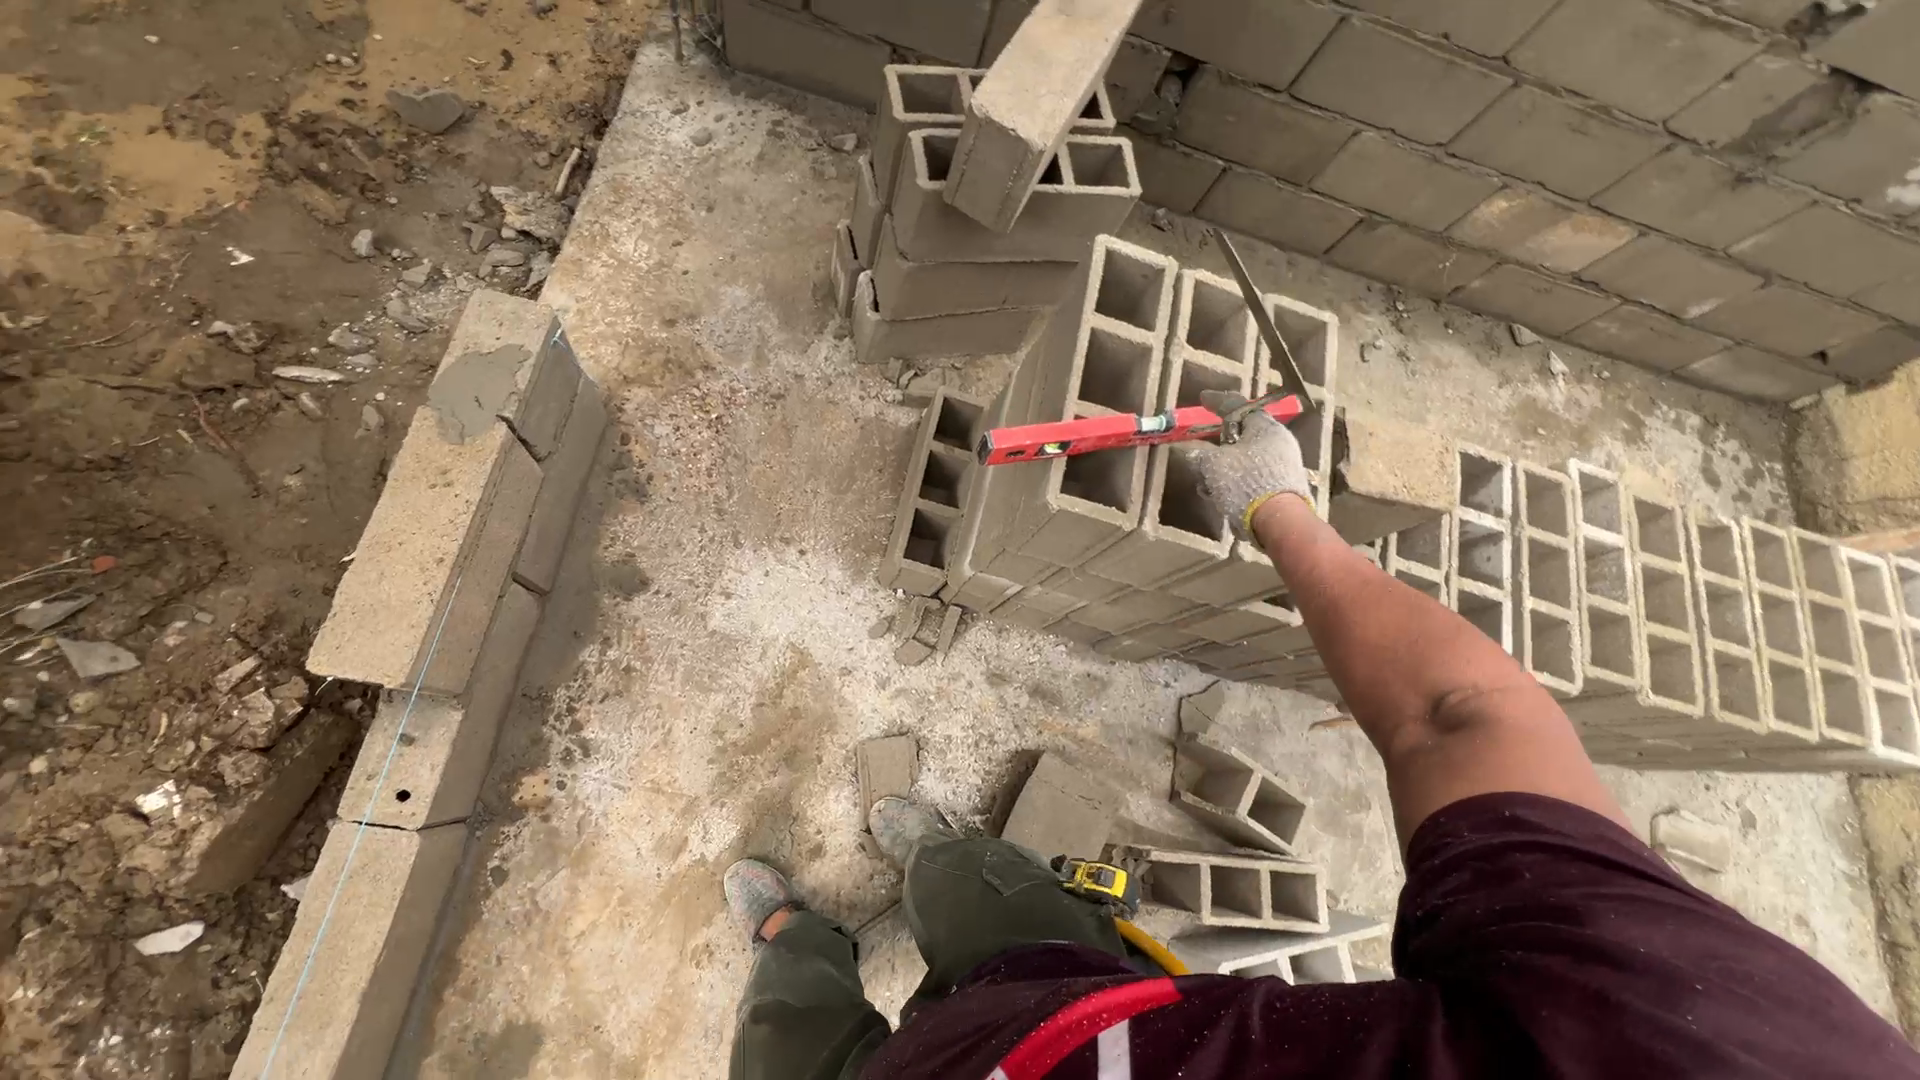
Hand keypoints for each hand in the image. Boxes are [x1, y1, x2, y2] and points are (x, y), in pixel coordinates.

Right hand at [1183, 390, 1313, 540]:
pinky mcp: (1282, 488)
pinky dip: (1235, 482)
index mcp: (1265, 427)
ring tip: (1206, 483)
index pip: (1237, 406)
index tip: (1203, 399)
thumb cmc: (1246, 483)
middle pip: (1243, 435)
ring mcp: (1283, 466)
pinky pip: (1252, 477)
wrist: (1279, 521)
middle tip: (1202, 450)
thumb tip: (1191, 451)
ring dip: (1224, 468)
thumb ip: (1200, 454)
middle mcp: (1278, 442)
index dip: (1217, 401)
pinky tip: (1220, 496)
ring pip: (1245, 459)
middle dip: (1219, 444)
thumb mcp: (1213, 465)